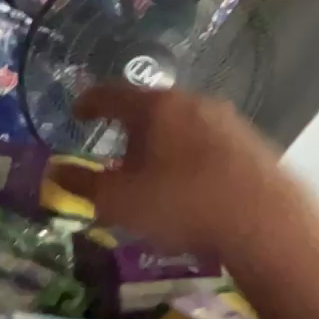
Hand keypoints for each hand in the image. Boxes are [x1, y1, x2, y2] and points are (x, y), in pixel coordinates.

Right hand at [52, 83, 297, 258]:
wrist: (265, 223)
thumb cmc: (179, 204)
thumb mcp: (117, 201)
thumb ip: (81, 184)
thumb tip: (53, 170)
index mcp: (154, 107)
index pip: (110, 94)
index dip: (88, 104)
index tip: (76, 113)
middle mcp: (192, 103)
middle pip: (149, 110)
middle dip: (128, 132)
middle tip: (113, 158)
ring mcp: (227, 121)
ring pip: (180, 127)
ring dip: (159, 147)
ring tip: (149, 178)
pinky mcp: (251, 145)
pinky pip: (205, 145)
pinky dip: (186, 160)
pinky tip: (185, 189)